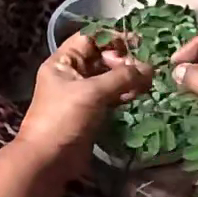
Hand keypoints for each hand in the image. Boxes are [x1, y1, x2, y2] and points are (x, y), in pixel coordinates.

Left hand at [15, 32, 153, 176]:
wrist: (49, 159)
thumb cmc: (64, 118)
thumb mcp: (92, 92)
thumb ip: (121, 77)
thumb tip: (149, 68)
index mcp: (62, 62)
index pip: (89, 38)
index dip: (112, 37)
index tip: (137, 42)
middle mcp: (70, 74)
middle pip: (101, 57)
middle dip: (123, 60)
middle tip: (144, 68)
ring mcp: (80, 93)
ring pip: (108, 77)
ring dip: (127, 77)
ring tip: (147, 82)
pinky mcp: (90, 110)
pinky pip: (110, 94)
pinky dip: (124, 92)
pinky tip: (139, 94)